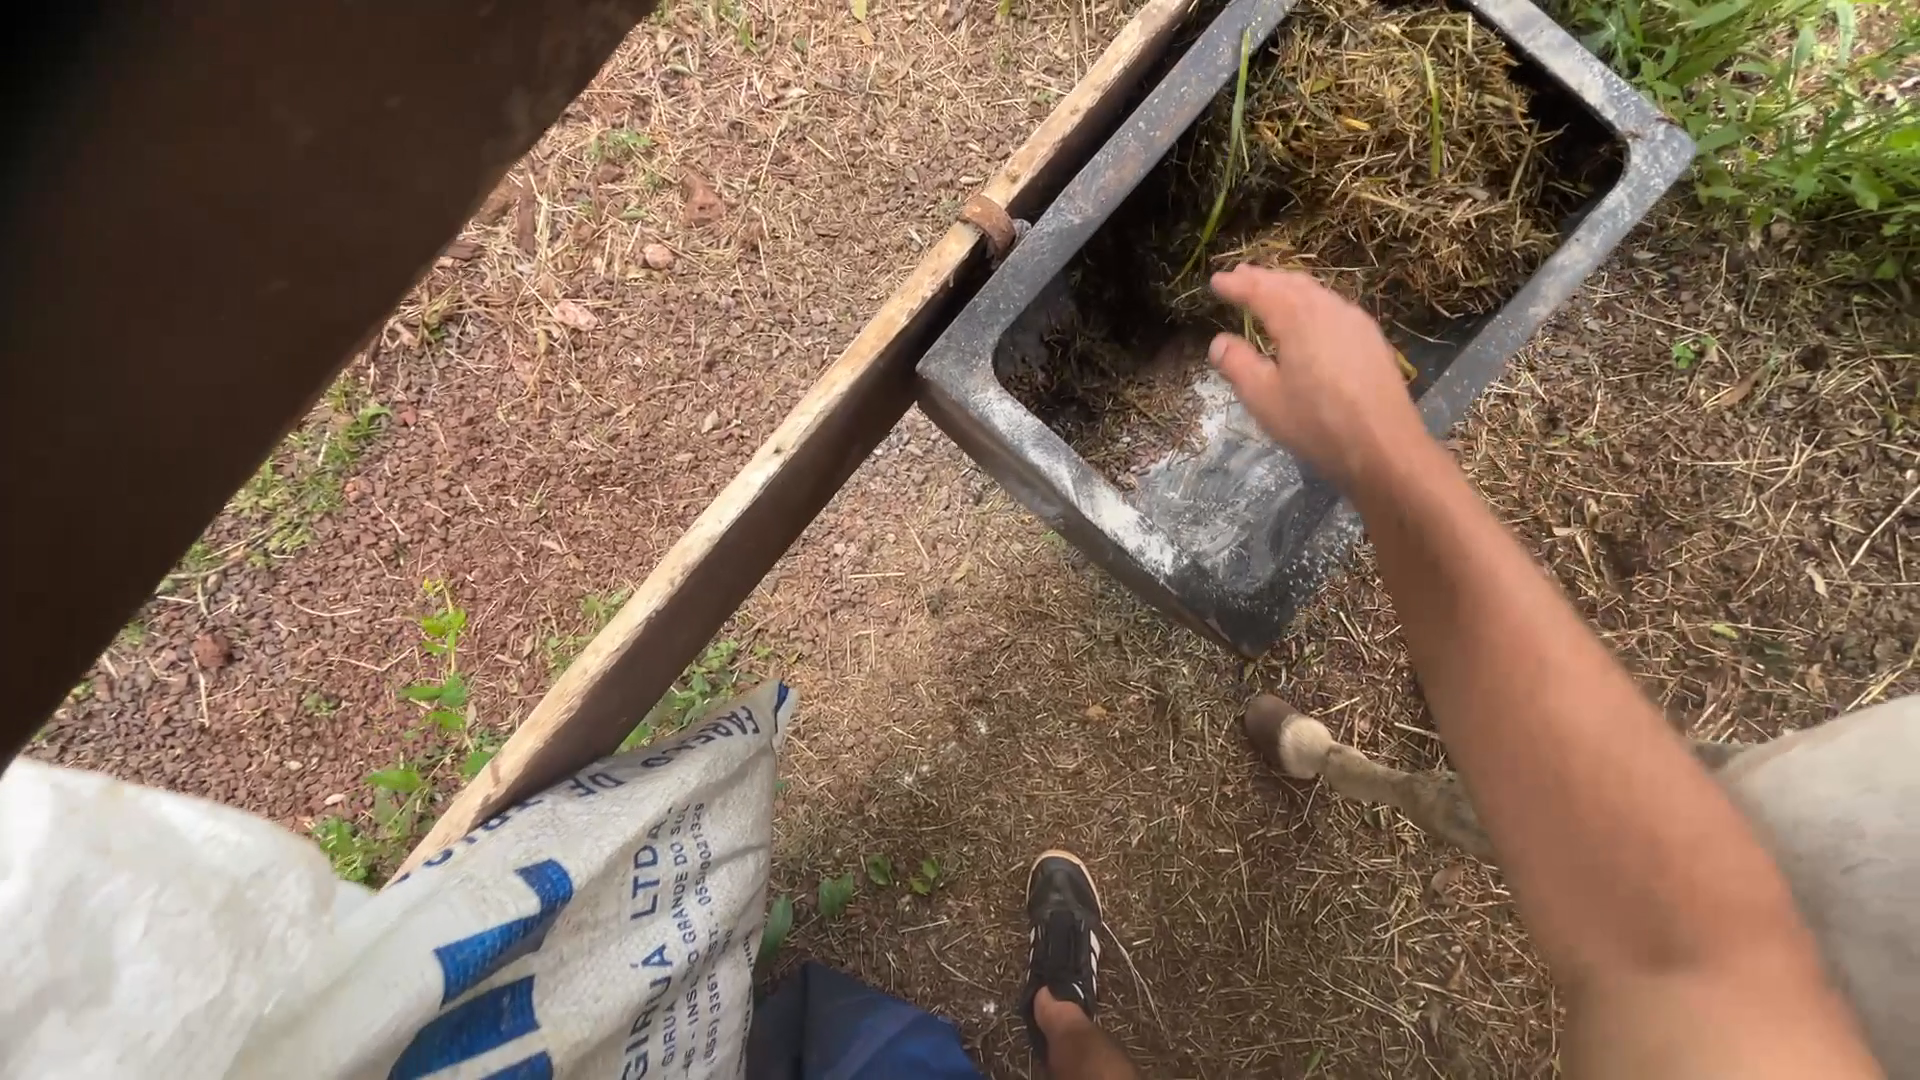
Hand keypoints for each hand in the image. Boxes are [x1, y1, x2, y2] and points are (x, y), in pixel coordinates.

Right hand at [1208, 265, 1427, 489]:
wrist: (1383, 447)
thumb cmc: (1316, 424)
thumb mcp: (1264, 399)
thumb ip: (1237, 365)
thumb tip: (1219, 342)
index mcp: (1299, 320)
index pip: (1261, 291)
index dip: (1236, 285)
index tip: (1215, 281)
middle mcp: (1330, 310)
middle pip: (1292, 284)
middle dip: (1263, 278)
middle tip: (1239, 276)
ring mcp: (1356, 323)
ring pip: (1316, 293)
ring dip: (1288, 287)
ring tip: (1269, 289)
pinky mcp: (1370, 340)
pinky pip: (1332, 307)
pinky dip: (1310, 302)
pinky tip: (1307, 315)